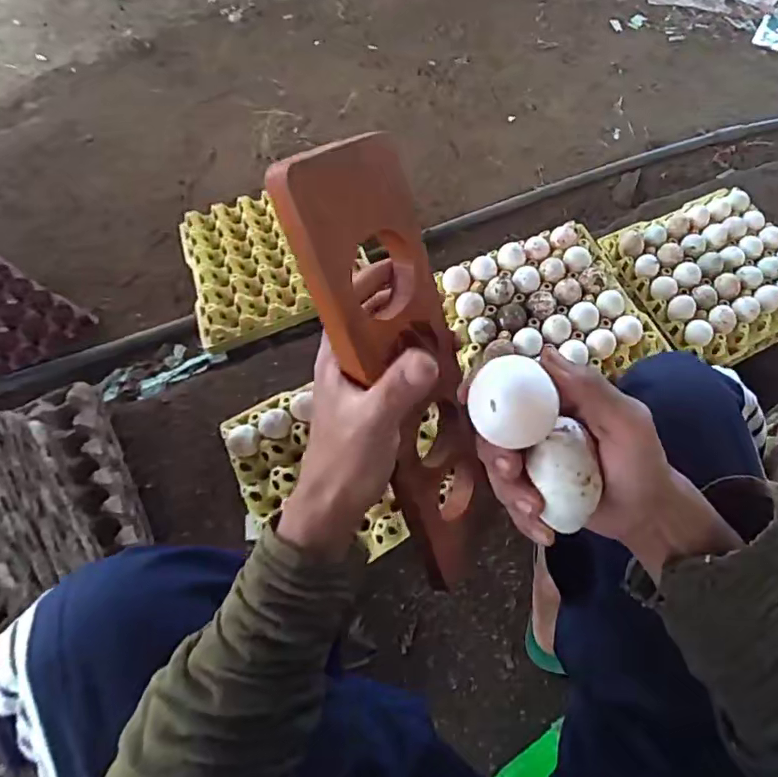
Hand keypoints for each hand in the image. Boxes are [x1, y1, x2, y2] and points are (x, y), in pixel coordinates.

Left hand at [278, 264, 439, 558]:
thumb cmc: (343, 462)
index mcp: (336, 359)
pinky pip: (402, 373)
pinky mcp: (378, 403)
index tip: (400, 267)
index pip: (349, 307)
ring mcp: (364, 384)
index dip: (371, 283)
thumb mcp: (372, 422)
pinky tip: (442, 372)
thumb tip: (429, 356)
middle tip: (438, 307)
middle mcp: (349, 364)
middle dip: (404, 310)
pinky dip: (420, 367)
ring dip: (416, 340)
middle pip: (376, 323)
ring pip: (392, 348)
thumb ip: (397, 388)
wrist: (331, 509)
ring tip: (446, 337)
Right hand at [469, 348, 739, 576]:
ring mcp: (532, 456)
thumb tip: (545, 354)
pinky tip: (546, 530)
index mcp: (558, 396)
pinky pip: (509, 499)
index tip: (469, 397)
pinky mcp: (531, 487)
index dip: (484, 381)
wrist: (647, 515)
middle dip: (495, 452)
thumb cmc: (642, 461)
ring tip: (536, 510)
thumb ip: (590, 389)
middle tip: (512, 471)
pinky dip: (522, 518)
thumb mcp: (626, 421)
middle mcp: (538, 422)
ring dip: (510, 491)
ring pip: (496, 465)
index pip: (512, 378)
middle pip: (493, 426)